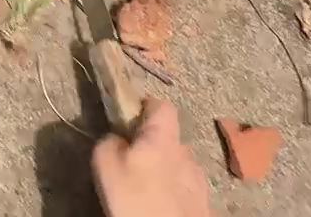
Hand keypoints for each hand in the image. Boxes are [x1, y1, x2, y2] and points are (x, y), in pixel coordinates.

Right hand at [93, 99, 213, 216]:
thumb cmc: (134, 198)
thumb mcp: (104, 161)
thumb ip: (110, 140)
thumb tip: (119, 138)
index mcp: (164, 139)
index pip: (162, 105)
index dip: (145, 105)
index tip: (128, 116)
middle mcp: (188, 156)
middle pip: (171, 138)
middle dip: (154, 142)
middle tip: (133, 155)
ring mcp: (201, 183)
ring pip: (181, 164)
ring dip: (167, 167)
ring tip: (148, 184)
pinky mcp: (206, 208)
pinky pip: (187, 188)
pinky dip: (175, 190)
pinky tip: (161, 203)